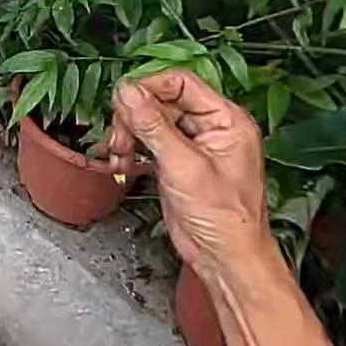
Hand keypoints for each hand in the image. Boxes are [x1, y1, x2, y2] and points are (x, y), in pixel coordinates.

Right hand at [107, 69, 270, 274]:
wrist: (226, 263)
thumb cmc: (224, 220)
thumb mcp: (184, 166)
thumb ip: (153, 124)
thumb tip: (127, 90)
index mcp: (225, 119)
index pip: (180, 83)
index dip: (149, 88)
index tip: (124, 101)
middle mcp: (210, 126)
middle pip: (160, 100)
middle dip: (134, 116)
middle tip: (119, 135)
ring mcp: (193, 143)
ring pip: (149, 119)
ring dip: (128, 133)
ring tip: (119, 153)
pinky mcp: (177, 160)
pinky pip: (147, 139)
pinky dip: (131, 148)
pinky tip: (123, 162)